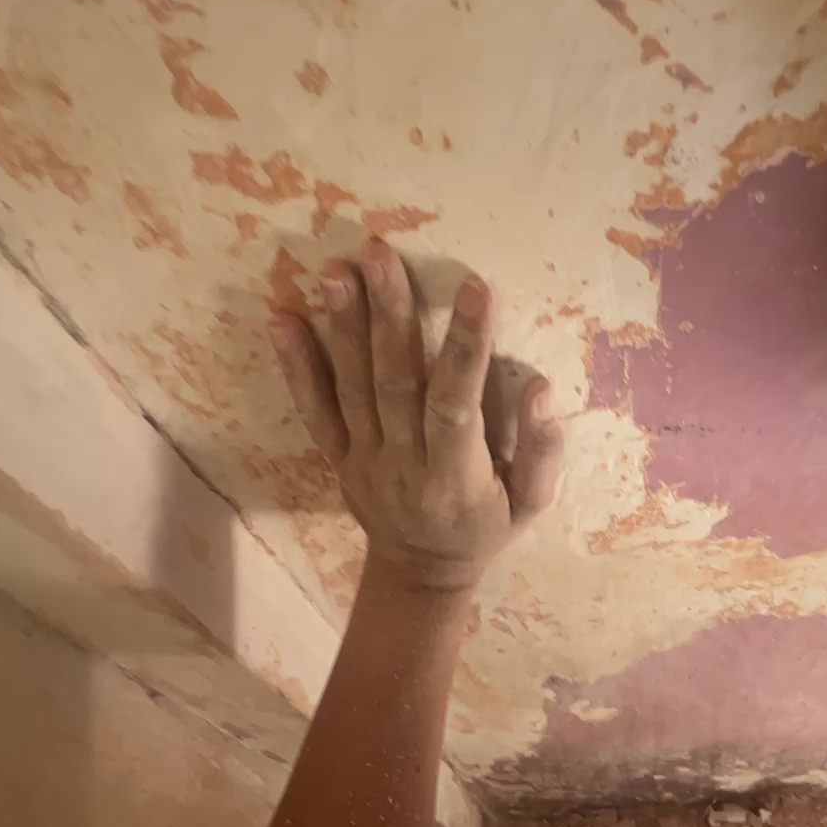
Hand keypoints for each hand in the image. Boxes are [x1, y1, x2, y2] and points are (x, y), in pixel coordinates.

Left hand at [271, 239, 563, 590]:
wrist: (422, 572)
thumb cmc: (487, 531)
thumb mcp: (532, 506)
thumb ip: (543, 453)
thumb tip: (543, 390)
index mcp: (456, 477)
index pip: (458, 405)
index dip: (467, 348)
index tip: (476, 289)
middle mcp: (404, 465)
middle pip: (395, 385)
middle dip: (391, 317)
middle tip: (382, 254)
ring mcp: (364, 461)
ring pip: (352, 389)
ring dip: (344, 328)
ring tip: (338, 270)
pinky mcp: (338, 457)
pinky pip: (314, 411)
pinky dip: (297, 367)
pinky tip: (282, 320)